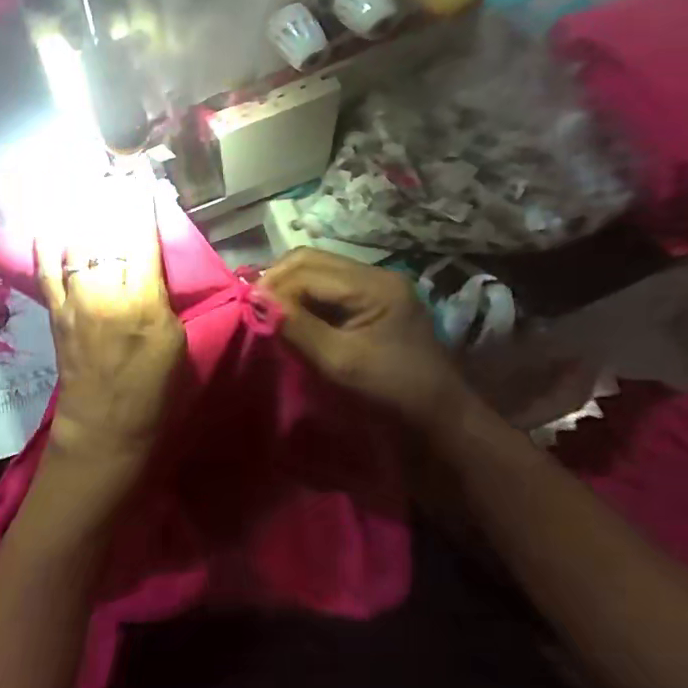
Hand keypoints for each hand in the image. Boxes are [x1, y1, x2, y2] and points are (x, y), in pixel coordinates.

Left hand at [34, 184, 186, 466]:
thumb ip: (160, 295)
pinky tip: (45, 219)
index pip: (140, 238)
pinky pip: (46, 268)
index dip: (139, 202)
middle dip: (105, 197)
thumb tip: (148, 262)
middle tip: (107, 170)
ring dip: (76, 210)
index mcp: (141, 302)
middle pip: (102, 233)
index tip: (138, 174)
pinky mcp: (55, 312)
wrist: (105, 429)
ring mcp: (73, 301)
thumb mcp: (175, 341)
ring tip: (79, 180)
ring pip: (73, 243)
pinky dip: (44, 242)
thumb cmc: (154, 392)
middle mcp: (103, 293)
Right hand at [260, 248, 465, 433]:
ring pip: (317, 271)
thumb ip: (296, 328)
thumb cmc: (391, 396)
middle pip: (311, 261)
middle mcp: (377, 275)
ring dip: (288, 287)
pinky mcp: (373, 303)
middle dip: (277, 280)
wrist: (440, 425)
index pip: (308, 271)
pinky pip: (328, 288)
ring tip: (267, 311)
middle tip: (253, 307)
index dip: (273, 287)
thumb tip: (254, 299)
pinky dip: (304, 298)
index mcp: (375, 286)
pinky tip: (290, 317)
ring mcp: (377, 288)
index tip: (246, 309)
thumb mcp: (338, 363)